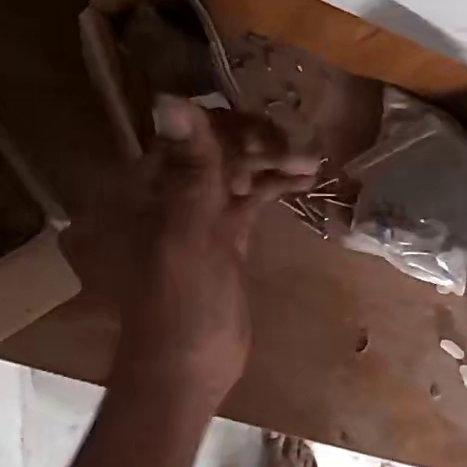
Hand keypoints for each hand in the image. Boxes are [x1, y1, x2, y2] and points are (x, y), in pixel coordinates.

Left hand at [63, 95, 317, 405]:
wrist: (187, 370)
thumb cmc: (182, 305)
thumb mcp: (187, 233)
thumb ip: (188, 168)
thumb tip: (169, 96)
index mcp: (155, 184)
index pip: (196, 132)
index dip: (235, 127)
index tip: (273, 139)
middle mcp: (175, 191)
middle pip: (221, 146)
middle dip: (260, 143)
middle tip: (299, 153)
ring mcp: (202, 214)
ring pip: (240, 169)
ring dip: (273, 162)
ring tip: (311, 162)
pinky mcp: (226, 236)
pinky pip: (252, 196)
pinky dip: (275, 185)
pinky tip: (305, 180)